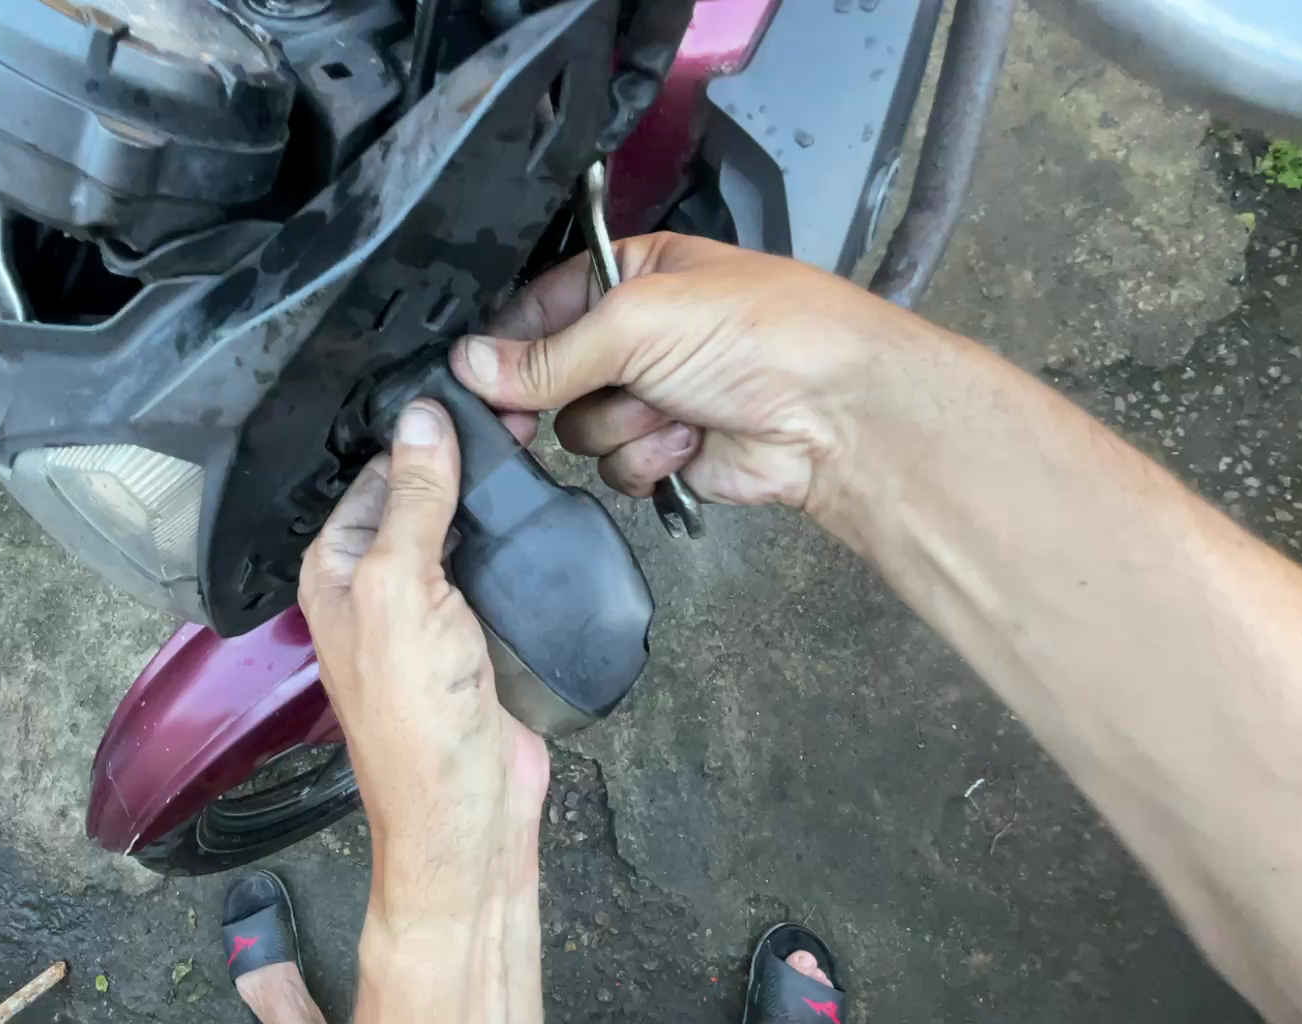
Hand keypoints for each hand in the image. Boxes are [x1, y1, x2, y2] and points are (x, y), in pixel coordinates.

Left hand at [299, 401, 549, 919]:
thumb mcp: (401, 590)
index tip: (460, 395)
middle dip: (455, 457)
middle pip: (414, 497)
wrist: (470, 804)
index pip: (370, 477)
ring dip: (483, 491)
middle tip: (511, 413)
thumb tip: (420, 422)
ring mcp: (427, 603)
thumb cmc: (414, 711)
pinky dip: (505, 532)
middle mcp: (375, 580)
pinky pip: (485, 561)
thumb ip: (411, 503)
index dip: (413, 435)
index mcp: (337, 568)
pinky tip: (534, 502)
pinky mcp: (472, 625)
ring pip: (454, 526)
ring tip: (529, 439)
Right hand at [449, 232, 947, 510]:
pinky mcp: (656, 451)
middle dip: (565, 395)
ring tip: (678, 408)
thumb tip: (465, 365)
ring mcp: (641, 397)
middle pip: (544, 379)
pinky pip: (611, 468)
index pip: (533, 311)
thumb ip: (547, 353)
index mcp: (623, 278)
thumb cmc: (754, 336)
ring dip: (623, 426)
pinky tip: (689, 442)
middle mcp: (626, 338)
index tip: (482, 382)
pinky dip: (646, 460)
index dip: (504, 349)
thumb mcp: (638, 322)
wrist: (835, 415)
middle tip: (577, 401)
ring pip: (576, 430)